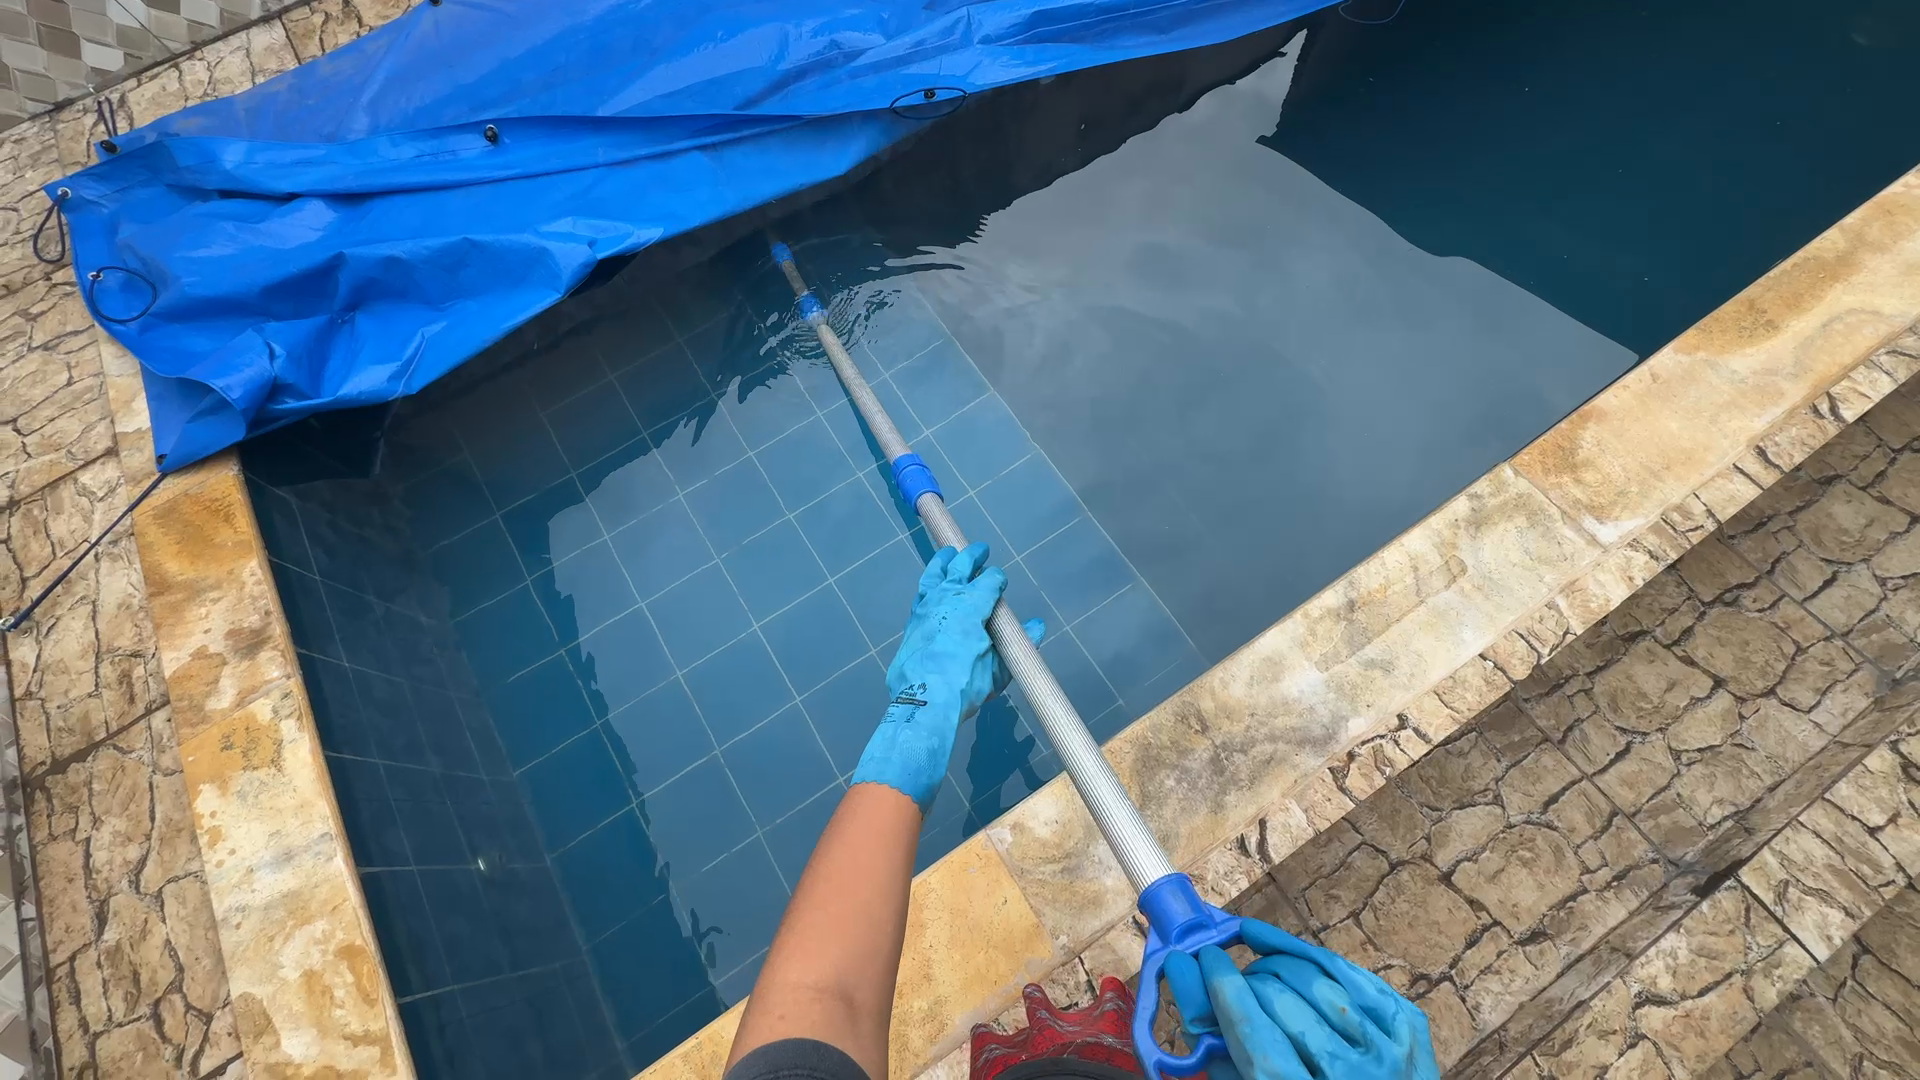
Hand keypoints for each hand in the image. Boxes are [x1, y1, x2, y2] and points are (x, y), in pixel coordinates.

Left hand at [851, 543, 1042, 808]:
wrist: (925, 701)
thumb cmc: (968, 684)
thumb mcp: (1001, 667)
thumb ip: (1019, 643)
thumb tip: (1037, 626)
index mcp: (972, 604)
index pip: (989, 581)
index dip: (997, 579)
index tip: (1000, 580)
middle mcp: (947, 599)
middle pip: (960, 568)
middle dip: (972, 557)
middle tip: (980, 549)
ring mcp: (926, 609)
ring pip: (935, 575)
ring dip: (944, 563)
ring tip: (948, 554)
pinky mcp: (912, 623)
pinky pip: (922, 595)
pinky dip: (929, 586)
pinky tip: (932, 586)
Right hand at [1164, 918, 1439, 1079]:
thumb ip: (1219, 1052)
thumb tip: (1190, 983)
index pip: (1255, 1037)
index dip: (1225, 989)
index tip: (1206, 957)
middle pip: (1283, 1002)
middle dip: (1249, 978)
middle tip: (1236, 978)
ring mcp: (1391, 1053)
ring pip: (1317, 980)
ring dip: (1280, 964)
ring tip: (1264, 971)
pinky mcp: (1410, 1027)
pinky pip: (1352, 973)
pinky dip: (1316, 957)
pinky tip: (1293, 953)